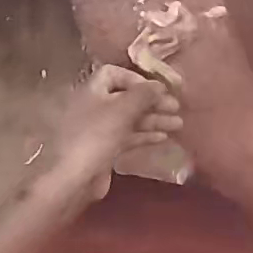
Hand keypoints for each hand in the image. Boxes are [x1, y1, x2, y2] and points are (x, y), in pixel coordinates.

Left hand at [48, 65, 182, 201]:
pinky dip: (145, 135)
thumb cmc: (96, 137)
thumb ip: (143, 95)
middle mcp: (94, 106)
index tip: (156, 88)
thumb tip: (160, 85)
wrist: (75, 178)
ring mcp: (99, 129)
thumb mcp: (122, 110)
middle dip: (151, 101)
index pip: (114, 73)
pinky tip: (163, 137)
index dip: (136, 78)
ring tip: (177, 124)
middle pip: (126, 97)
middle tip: (175, 107)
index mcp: (92, 90)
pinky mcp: (105, 149)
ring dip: (154, 119)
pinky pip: (128, 136)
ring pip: (130, 118)